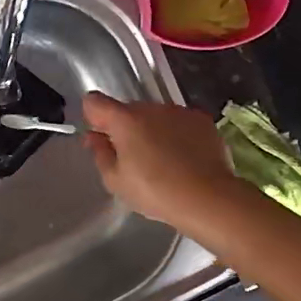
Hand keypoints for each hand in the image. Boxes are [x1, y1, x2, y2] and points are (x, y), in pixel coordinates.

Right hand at [81, 93, 248, 234]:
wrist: (206, 197)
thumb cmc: (155, 192)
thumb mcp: (116, 181)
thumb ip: (100, 153)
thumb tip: (94, 138)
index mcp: (124, 120)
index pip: (95, 102)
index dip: (93, 118)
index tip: (101, 139)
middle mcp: (151, 108)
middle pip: (128, 111)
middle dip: (125, 129)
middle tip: (132, 160)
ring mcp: (179, 111)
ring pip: (155, 116)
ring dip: (152, 131)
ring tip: (161, 162)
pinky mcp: (201, 120)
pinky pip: (179, 122)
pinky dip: (176, 135)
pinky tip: (182, 158)